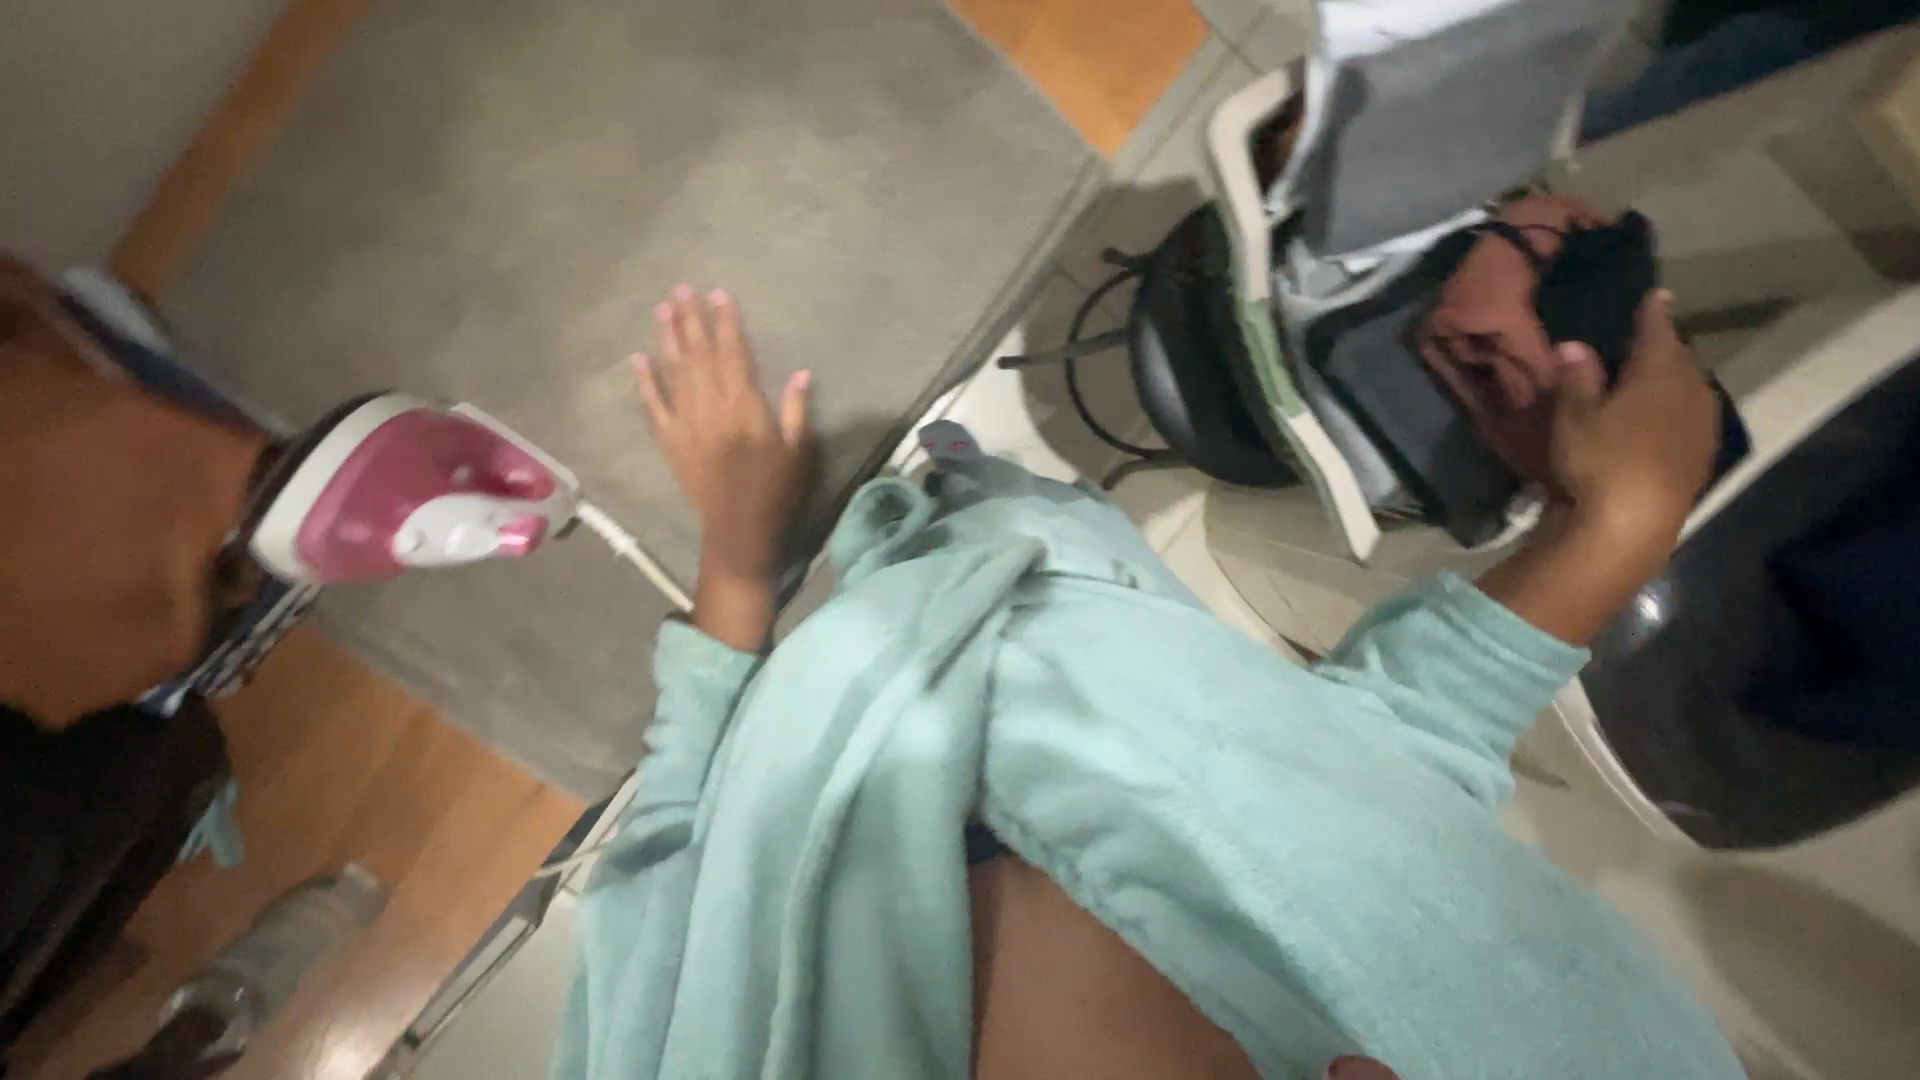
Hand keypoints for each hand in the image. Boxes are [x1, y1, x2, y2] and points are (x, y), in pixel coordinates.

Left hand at [633, 285, 810, 649]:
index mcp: (746, 407)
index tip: (719, 294)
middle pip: (700, 355)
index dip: (727, 323)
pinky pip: (653, 405)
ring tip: (662, 309)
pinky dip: (645, 381)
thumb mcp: (799, 450)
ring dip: (668, 339)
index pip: (734, 354)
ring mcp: (686, 423)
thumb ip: (795, 410)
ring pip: (675, 371)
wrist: (739, 528)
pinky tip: (638, 357)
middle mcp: (712, 407)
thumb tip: (801, 373)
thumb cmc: (776, 490)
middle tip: (681, 289)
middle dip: (691, 320)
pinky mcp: (669, 441)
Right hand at [1545, 290, 1718, 557]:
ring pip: (1688, 389)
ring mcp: (1700, 426)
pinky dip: (1673, 408)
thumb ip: (1576, 380)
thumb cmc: (1597, 460)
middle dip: (1664, 348)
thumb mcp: (1573, 417)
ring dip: (1671, 380)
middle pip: (1680, 360)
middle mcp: (1690, 392)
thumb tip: (1574, 345)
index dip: (1653, 315)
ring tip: (1652, 377)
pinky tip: (1658, 418)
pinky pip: (1689, 416)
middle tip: (1647, 339)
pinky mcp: (1698, 455)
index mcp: (1659, 375)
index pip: (1658, 334)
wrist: (1632, 521)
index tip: (1656, 295)